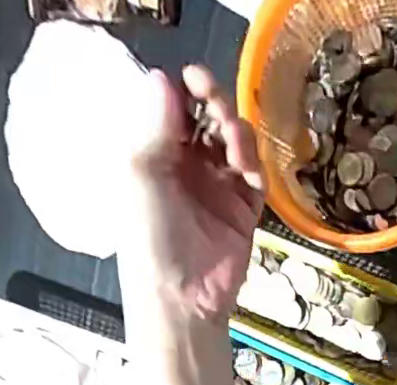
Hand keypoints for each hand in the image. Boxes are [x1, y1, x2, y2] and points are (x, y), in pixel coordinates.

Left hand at [117, 65, 263, 320]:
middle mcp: (189, 168)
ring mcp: (219, 189)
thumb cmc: (149, 235)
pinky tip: (246, 168)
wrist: (181, 294)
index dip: (188, 90)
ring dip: (238, 134)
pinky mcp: (245, 211)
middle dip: (217, 106)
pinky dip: (253, 165)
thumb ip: (156, 126)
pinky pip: (255, 177)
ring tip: (234, 145)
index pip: (178, 109)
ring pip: (236, 143)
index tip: (196, 80)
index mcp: (157, 155)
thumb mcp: (141, 173)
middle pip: (210, 120)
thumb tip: (161, 77)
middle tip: (217, 109)